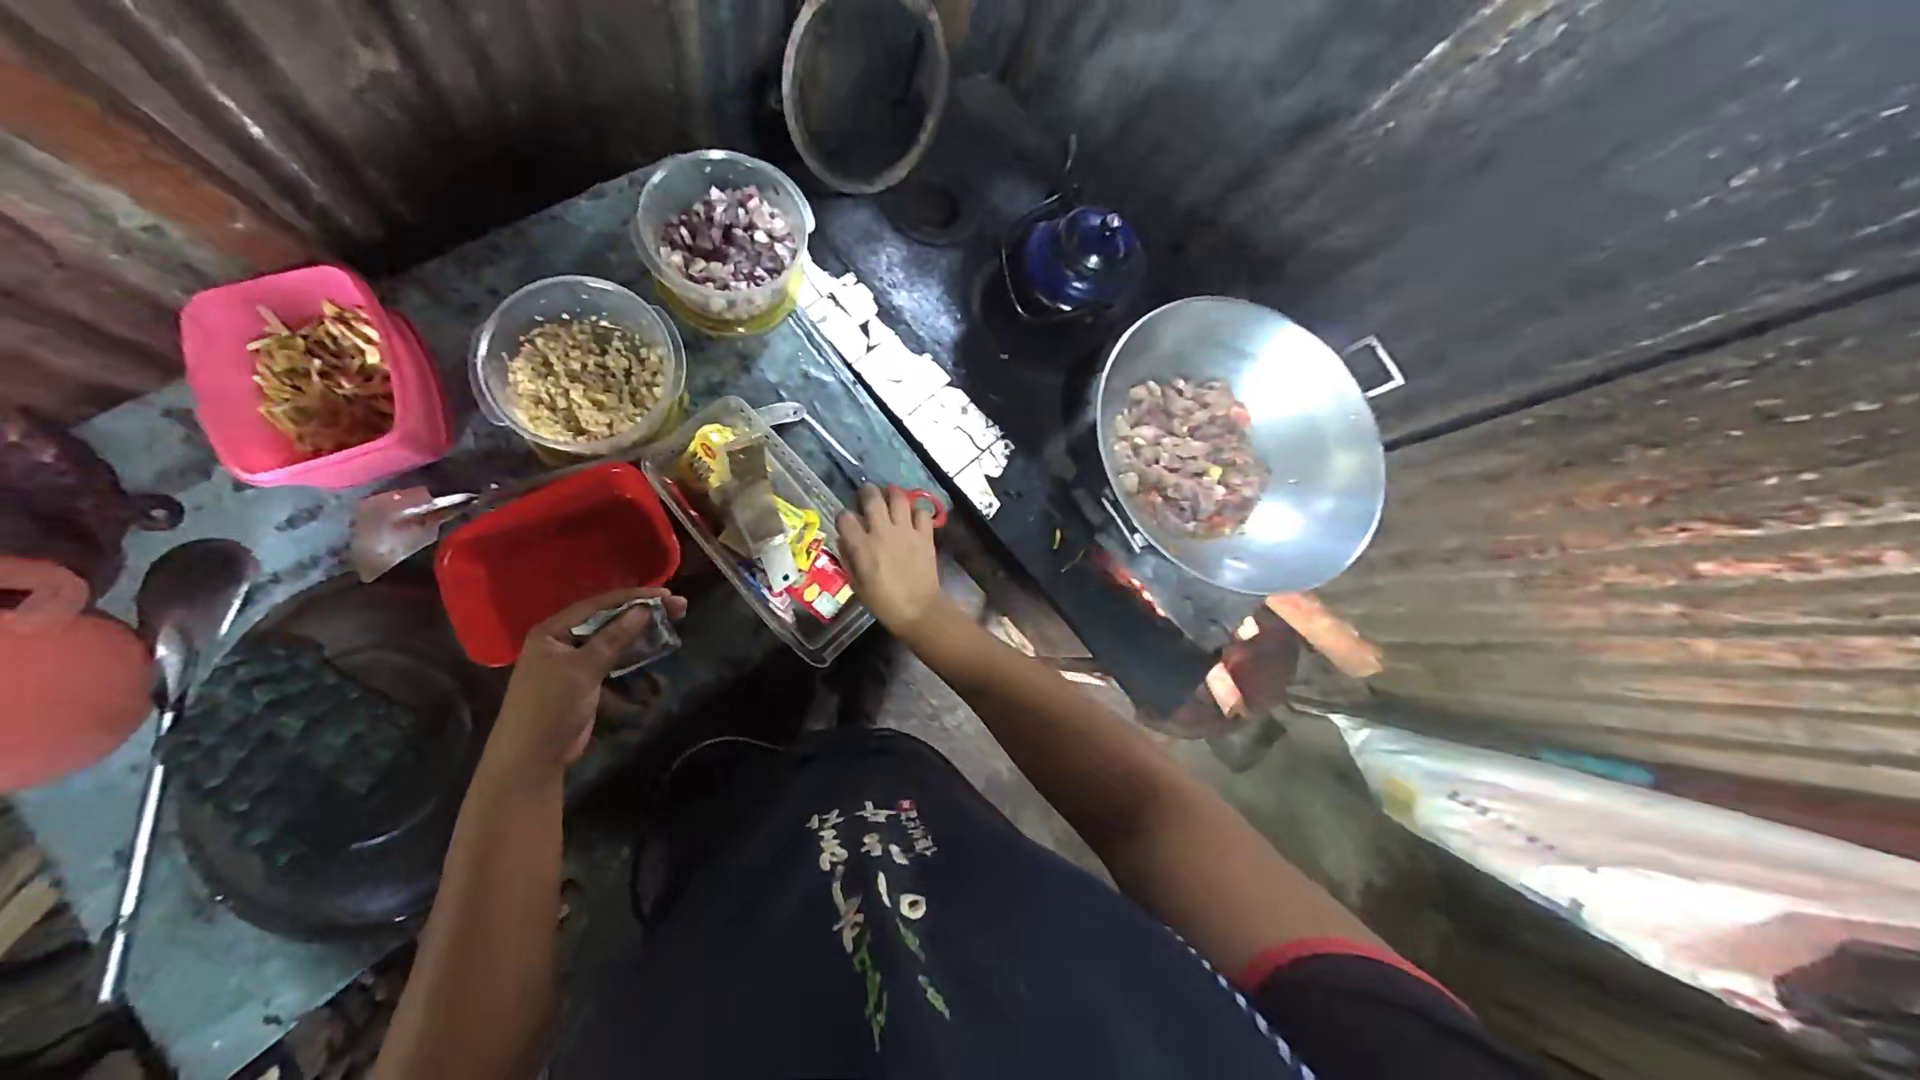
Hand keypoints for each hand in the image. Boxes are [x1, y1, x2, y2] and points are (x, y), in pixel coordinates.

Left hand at [488, 587, 688, 773]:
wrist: (533, 757)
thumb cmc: (551, 707)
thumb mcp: (583, 669)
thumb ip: (613, 638)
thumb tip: (643, 609)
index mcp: (553, 631)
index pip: (598, 604)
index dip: (633, 597)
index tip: (666, 593)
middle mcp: (564, 640)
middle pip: (609, 619)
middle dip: (643, 611)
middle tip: (678, 606)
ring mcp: (576, 660)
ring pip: (615, 637)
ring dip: (643, 630)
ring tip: (673, 620)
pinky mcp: (588, 678)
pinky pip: (615, 657)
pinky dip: (635, 651)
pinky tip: (656, 645)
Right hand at [838, 484, 948, 642]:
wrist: (919, 610)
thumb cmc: (883, 602)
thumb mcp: (856, 585)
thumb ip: (848, 559)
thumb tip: (843, 540)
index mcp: (862, 546)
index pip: (845, 518)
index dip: (843, 517)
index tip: (846, 521)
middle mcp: (883, 532)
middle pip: (872, 498)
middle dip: (866, 492)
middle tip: (867, 493)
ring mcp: (906, 531)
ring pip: (898, 498)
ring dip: (892, 492)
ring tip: (890, 493)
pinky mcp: (925, 535)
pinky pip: (922, 511)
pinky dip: (916, 509)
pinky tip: (912, 513)